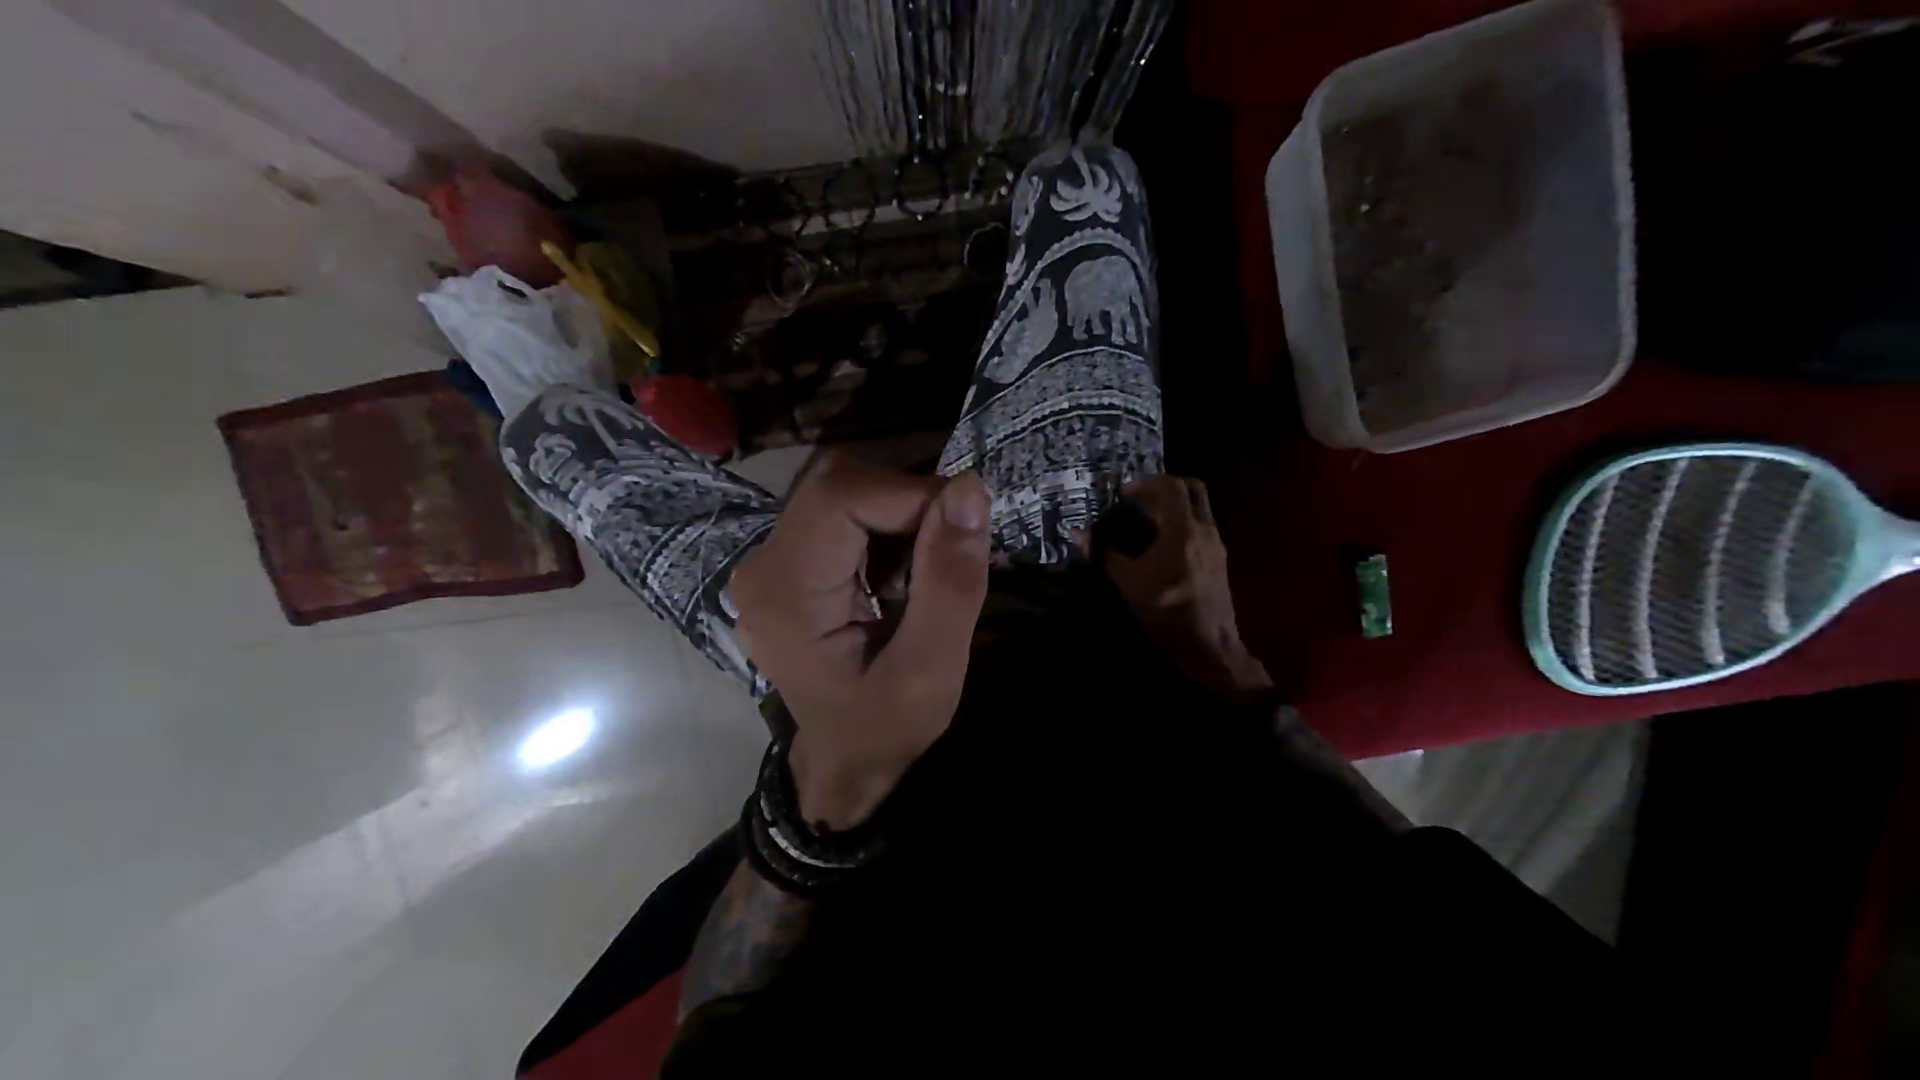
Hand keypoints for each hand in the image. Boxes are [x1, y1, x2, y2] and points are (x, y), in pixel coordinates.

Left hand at [730, 454, 991, 830]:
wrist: (846, 760)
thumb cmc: (884, 729)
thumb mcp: (930, 672)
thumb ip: (950, 583)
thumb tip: (969, 488)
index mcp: (784, 591)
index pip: (841, 496)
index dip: (911, 495)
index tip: (964, 529)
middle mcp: (764, 563)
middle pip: (837, 483)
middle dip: (907, 501)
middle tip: (949, 550)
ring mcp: (771, 559)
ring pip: (842, 489)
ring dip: (899, 513)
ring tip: (925, 570)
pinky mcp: (789, 559)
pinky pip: (842, 511)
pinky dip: (886, 525)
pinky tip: (901, 573)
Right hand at [1100, 475, 1272, 704]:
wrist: (1209, 645)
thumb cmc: (1168, 613)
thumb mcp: (1130, 584)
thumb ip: (1105, 554)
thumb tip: (1079, 534)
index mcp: (1184, 530)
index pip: (1171, 486)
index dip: (1146, 483)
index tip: (1124, 494)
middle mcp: (1205, 529)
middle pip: (1193, 488)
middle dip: (1165, 486)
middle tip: (1140, 498)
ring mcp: (1216, 543)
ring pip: (1199, 507)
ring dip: (1174, 505)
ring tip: (1145, 520)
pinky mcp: (1218, 558)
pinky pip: (1201, 525)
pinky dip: (1181, 522)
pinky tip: (1161, 543)